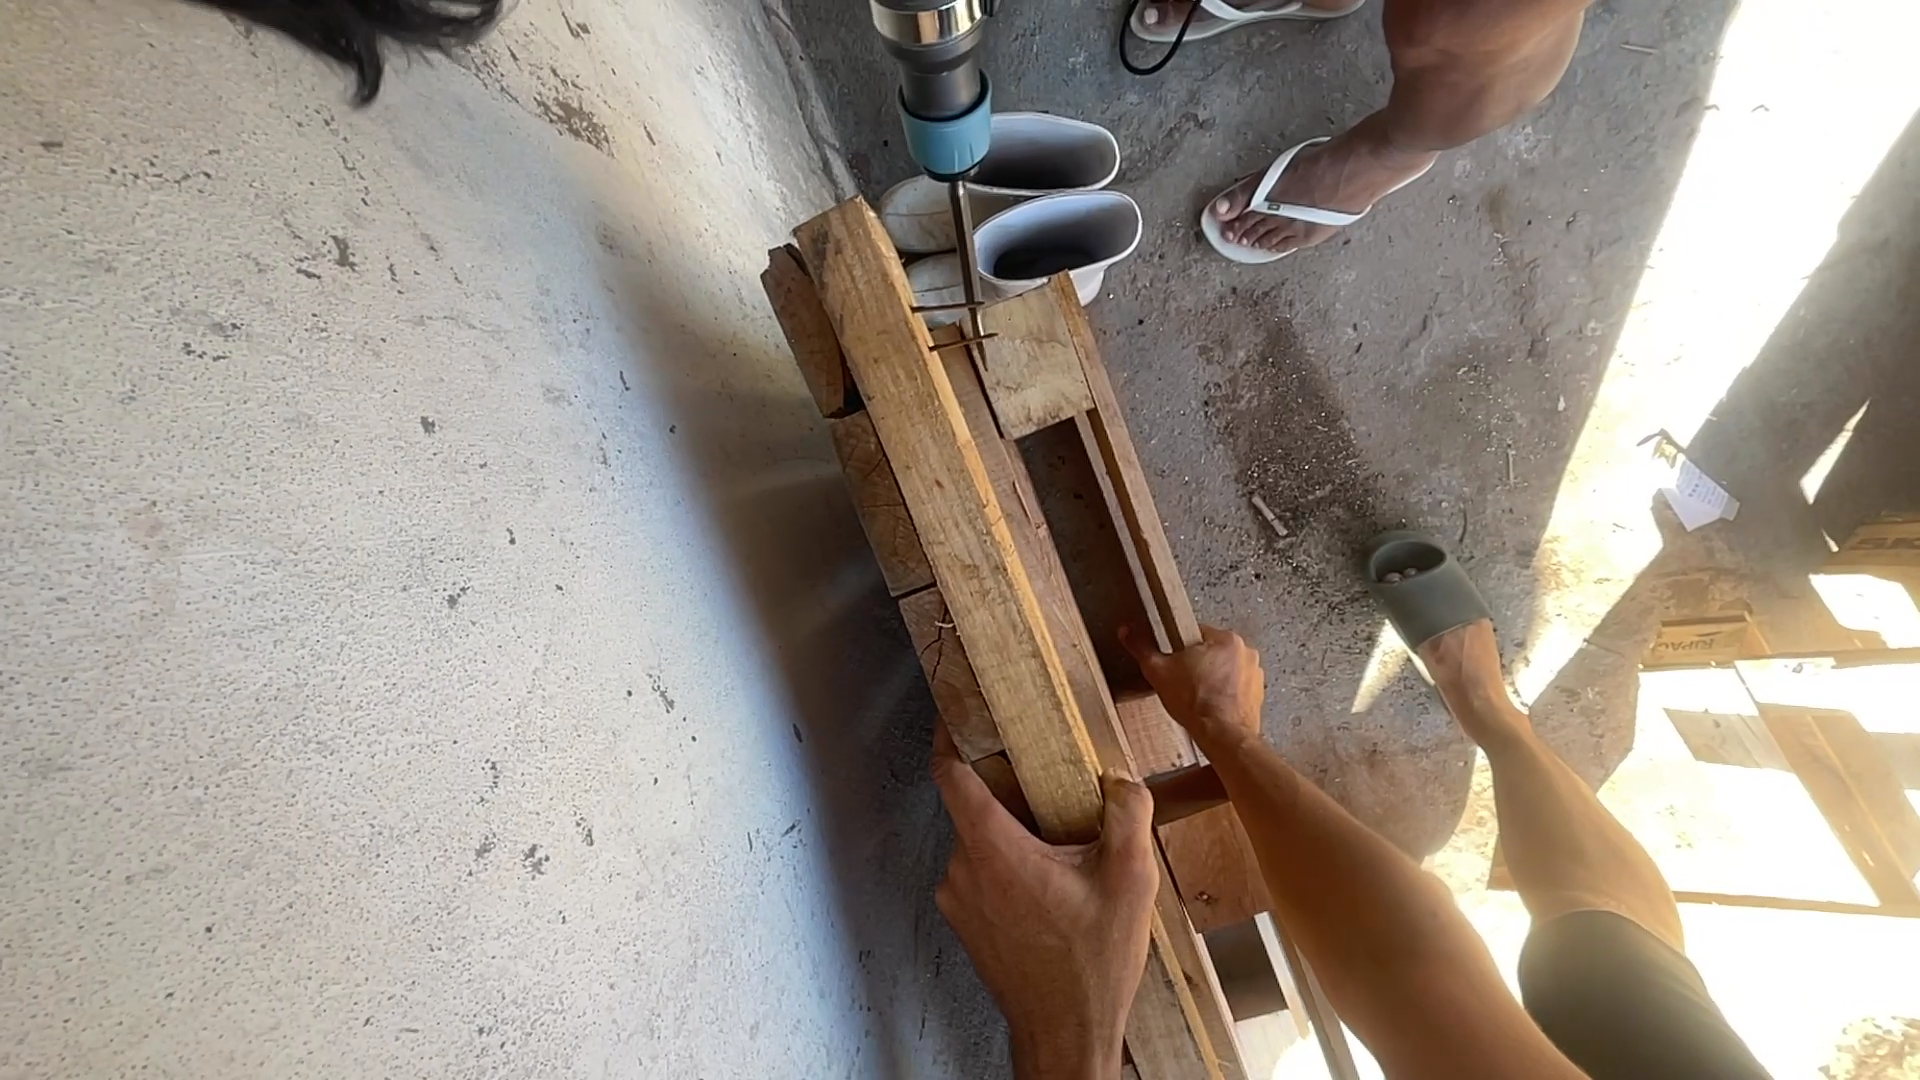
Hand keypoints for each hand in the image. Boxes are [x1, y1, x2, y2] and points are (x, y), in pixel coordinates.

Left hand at [930, 724, 1158, 1079]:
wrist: (1066, 1037)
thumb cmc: (1092, 962)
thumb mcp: (1129, 881)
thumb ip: (1128, 813)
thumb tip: (1120, 778)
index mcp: (992, 848)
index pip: (950, 774)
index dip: (947, 735)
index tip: (953, 709)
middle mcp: (962, 869)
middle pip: (972, 805)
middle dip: (1005, 790)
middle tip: (1045, 785)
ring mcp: (957, 899)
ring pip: (977, 840)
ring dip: (1009, 831)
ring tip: (1057, 843)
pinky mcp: (964, 922)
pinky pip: (978, 871)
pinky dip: (1003, 862)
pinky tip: (1047, 881)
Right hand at [1121, 624, 1264, 751]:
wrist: (1223, 736)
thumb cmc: (1196, 704)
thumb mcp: (1158, 671)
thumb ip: (1141, 648)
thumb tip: (1126, 632)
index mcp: (1224, 638)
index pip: (1195, 633)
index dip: (1178, 647)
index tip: (1173, 662)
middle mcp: (1245, 651)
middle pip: (1211, 650)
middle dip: (1197, 663)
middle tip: (1182, 680)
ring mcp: (1254, 673)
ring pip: (1224, 667)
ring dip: (1212, 676)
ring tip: (1196, 694)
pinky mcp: (1258, 693)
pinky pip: (1236, 685)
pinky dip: (1225, 692)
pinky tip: (1210, 704)